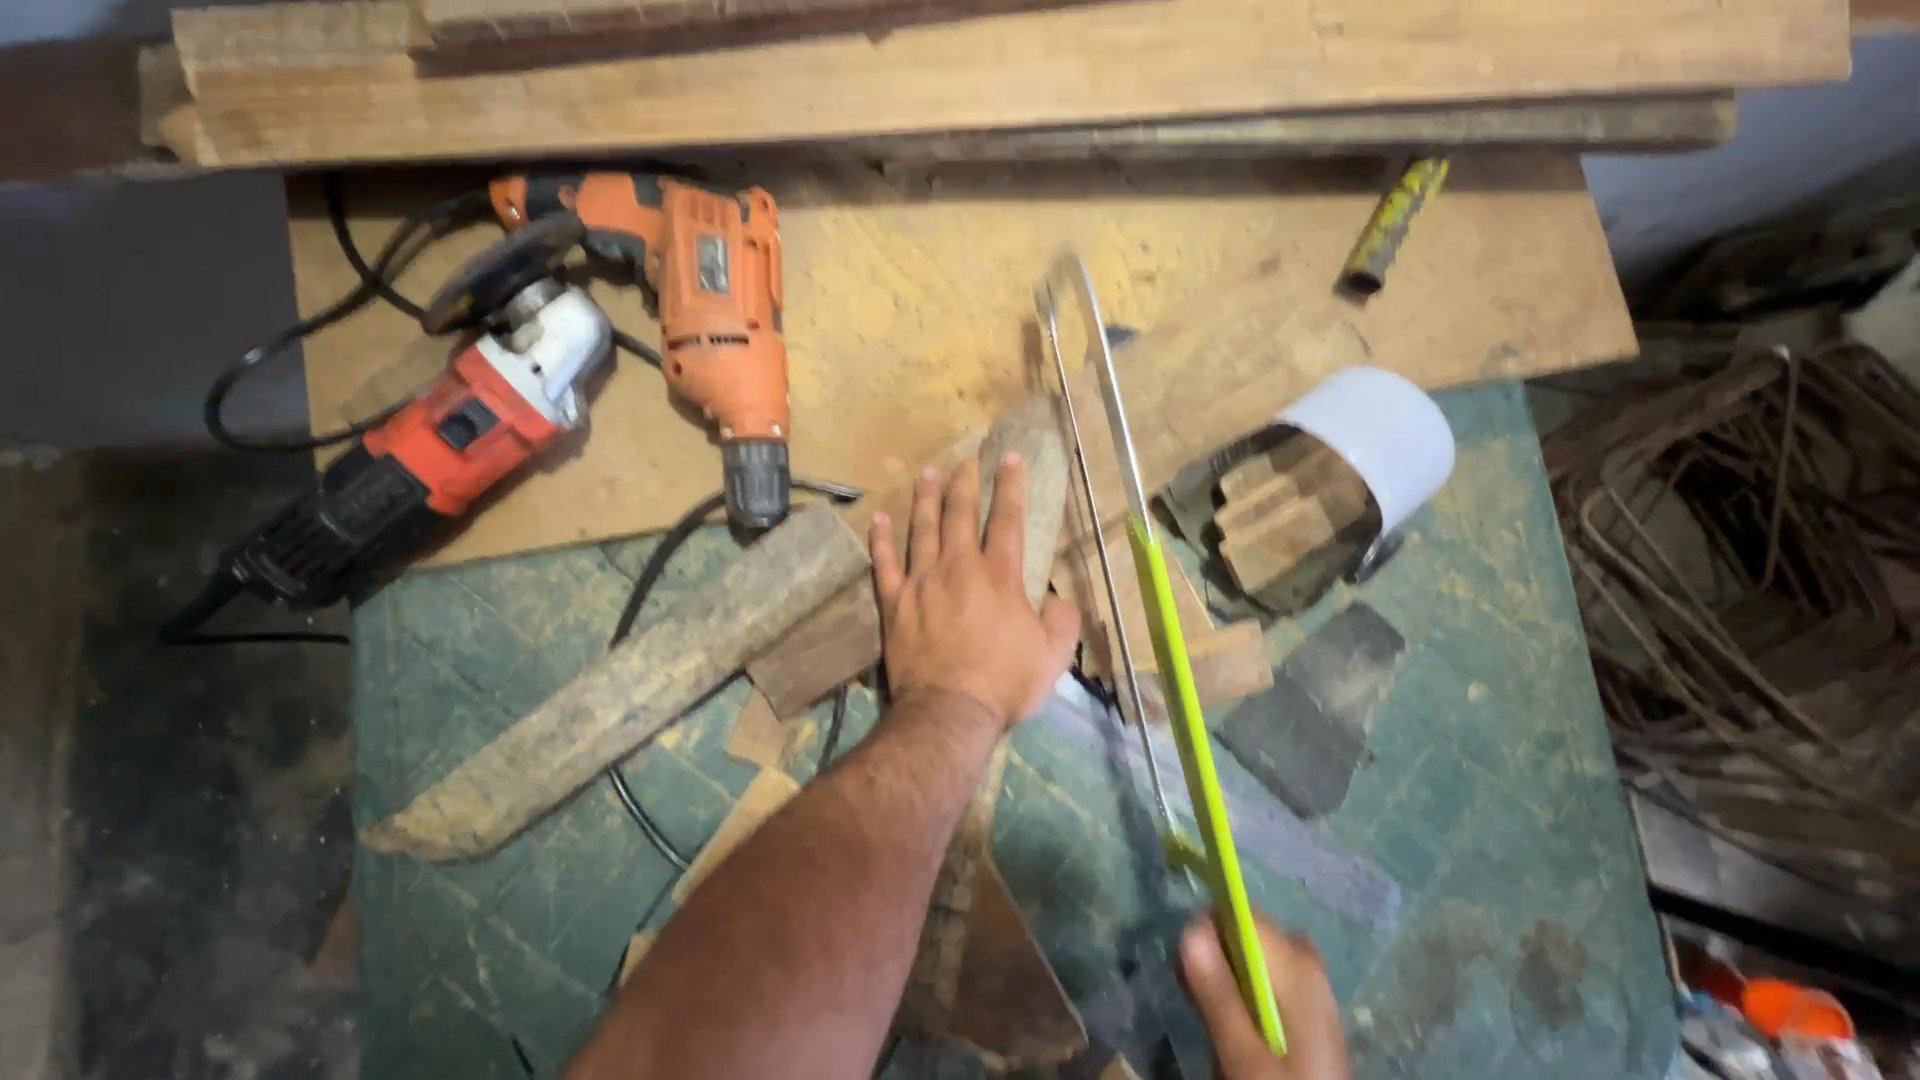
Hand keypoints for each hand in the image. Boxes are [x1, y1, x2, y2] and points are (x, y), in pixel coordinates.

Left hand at [869, 454, 1079, 729]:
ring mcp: (921, 582)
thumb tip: (1057, 599)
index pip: (1008, 520)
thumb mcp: (1053, 656)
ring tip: (927, 474)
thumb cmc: (1004, 684)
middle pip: (960, 515)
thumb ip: (1061, 621)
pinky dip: (881, 539)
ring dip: (925, 499)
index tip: (1009, 458)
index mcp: (999, 577)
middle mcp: (959, 568)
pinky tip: (879, 518)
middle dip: (964, 483)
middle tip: (964, 461)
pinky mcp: (894, 603)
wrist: (949, 711)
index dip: (1011, 486)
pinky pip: (884, 563)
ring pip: (922, 529)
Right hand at [1181, 911, 1351, 1079]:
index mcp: (1296, 963)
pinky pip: (1265, 978)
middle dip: (1213, 958)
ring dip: (1224, 980)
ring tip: (1214, 1023)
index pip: (1240, 915)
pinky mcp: (1307, 1006)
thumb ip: (1217, 992)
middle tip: (1196, 1001)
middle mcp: (1306, 961)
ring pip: (1251, 958)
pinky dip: (1243, 994)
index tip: (1186, 968)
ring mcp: (1310, 984)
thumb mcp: (1243, 1054)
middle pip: (1244, 935)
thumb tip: (1189, 927)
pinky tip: (1237, 1030)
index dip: (1207, 933)